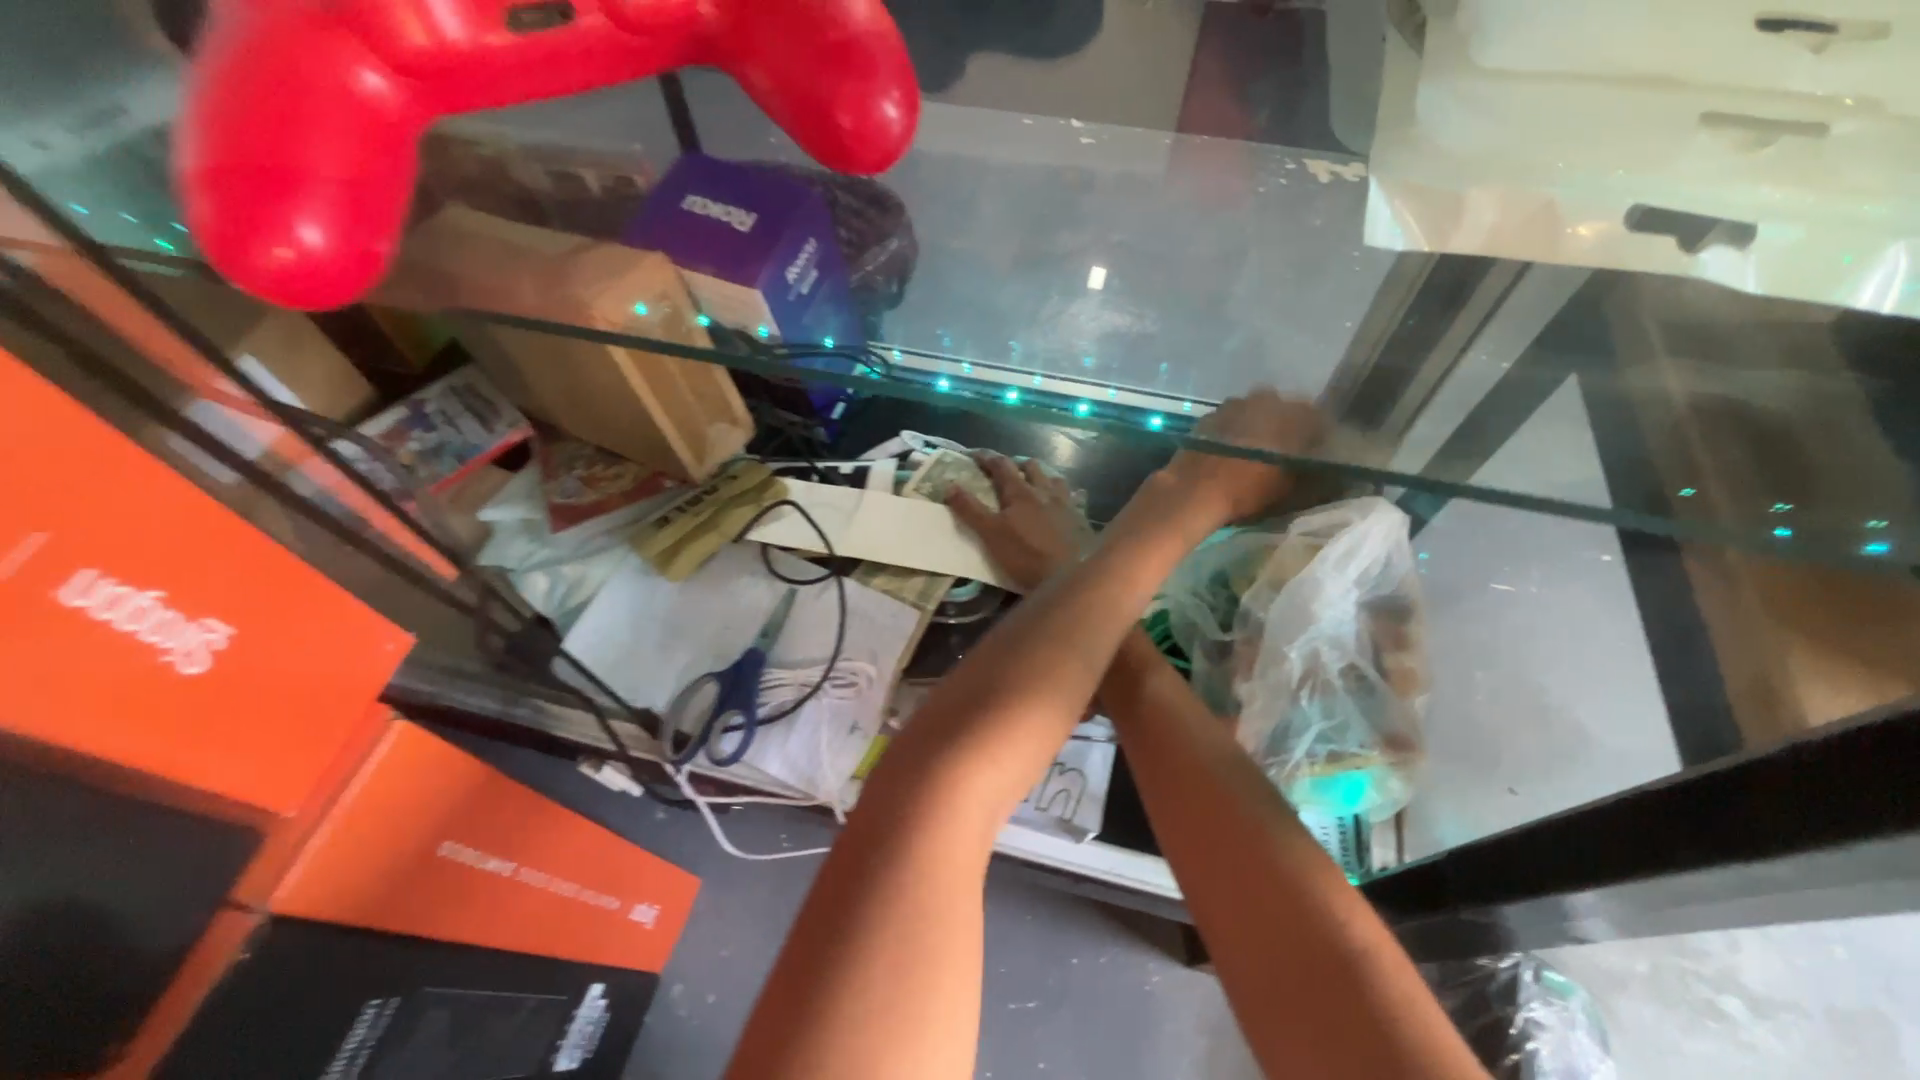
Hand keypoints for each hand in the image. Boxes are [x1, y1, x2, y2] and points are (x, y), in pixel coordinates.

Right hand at [946, 452, 1094, 591]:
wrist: (1071, 575)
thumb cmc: (1026, 556)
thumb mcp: (990, 535)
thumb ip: (970, 509)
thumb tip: (950, 485)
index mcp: (1020, 492)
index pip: (1000, 465)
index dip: (985, 457)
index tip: (973, 455)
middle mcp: (1045, 490)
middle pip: (1031, 466)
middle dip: (1016, 464)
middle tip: (1006, 472)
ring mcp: (1067, 503)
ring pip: (1054, 478)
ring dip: (1042, 477)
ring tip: (1035, 485)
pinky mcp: (1081, 519)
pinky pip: (1075, 498)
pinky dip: (1067, 496)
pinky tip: (1066, 503)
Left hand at [1159, 389, 1323, 526]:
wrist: (1194, 490)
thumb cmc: (1249, 489)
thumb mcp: (1291, 487)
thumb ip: (1313, 471)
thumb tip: (1327, 468)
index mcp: (1293, 413)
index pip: (1317, 418)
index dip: (1317, 436)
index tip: (1314, 452)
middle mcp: (1265, 399)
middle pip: (1284, 410)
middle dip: (1286, 426)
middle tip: (1282, 451)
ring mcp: (1234, 404)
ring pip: (1254, 411)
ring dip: (1257, 425)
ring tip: (1253, 451)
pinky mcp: (1209, 415)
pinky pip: (1230, 419)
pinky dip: (1233, 430)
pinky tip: (1228, 450)